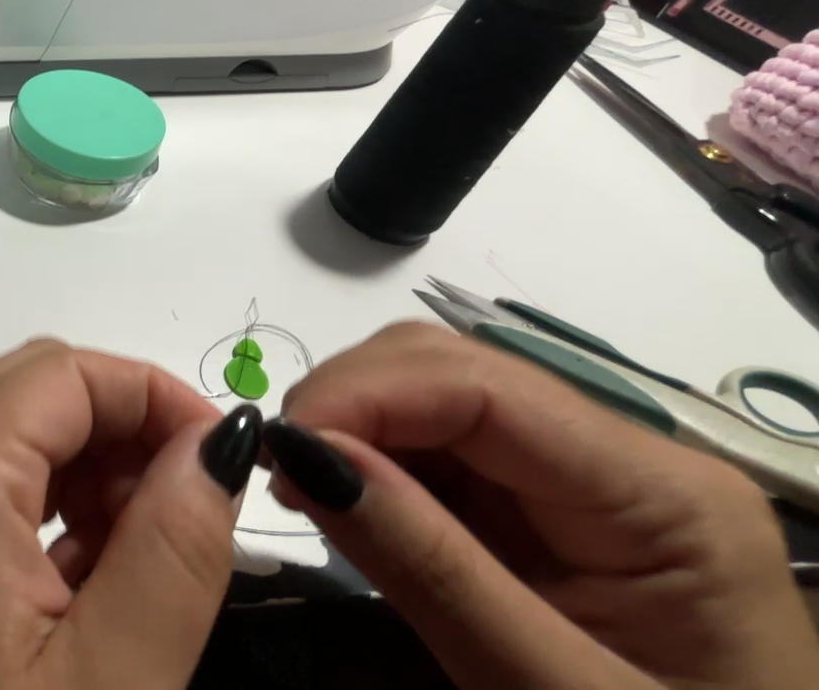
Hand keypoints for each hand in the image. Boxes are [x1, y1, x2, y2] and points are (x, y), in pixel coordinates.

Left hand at [0, 340, 262, 689]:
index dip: (153, 393)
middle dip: (127, 423)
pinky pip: (1, 476)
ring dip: (100, 462)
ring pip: (22, 425)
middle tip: (194, 507)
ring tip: (155, 547)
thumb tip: (220, 443)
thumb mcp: (115, 677)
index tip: (228, 458)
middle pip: (38, 387)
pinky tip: (104, 568)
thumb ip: (175, 546)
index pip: (63, 370)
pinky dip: (64, 498)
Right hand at [263, 321, 818, 688]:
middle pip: (446, 366)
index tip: (275, 447)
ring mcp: (578, 468)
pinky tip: (346, 498)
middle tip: (280, 472)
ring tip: (304, 489)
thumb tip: (301, 453)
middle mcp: (622, 453)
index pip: (478, 384)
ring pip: (425, 390)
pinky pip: (430, 441)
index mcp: (659, 492)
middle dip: (346, 400)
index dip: (359, 393)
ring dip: (347, 425)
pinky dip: (367, 455)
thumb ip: (432, 569)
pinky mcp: (537, 494)